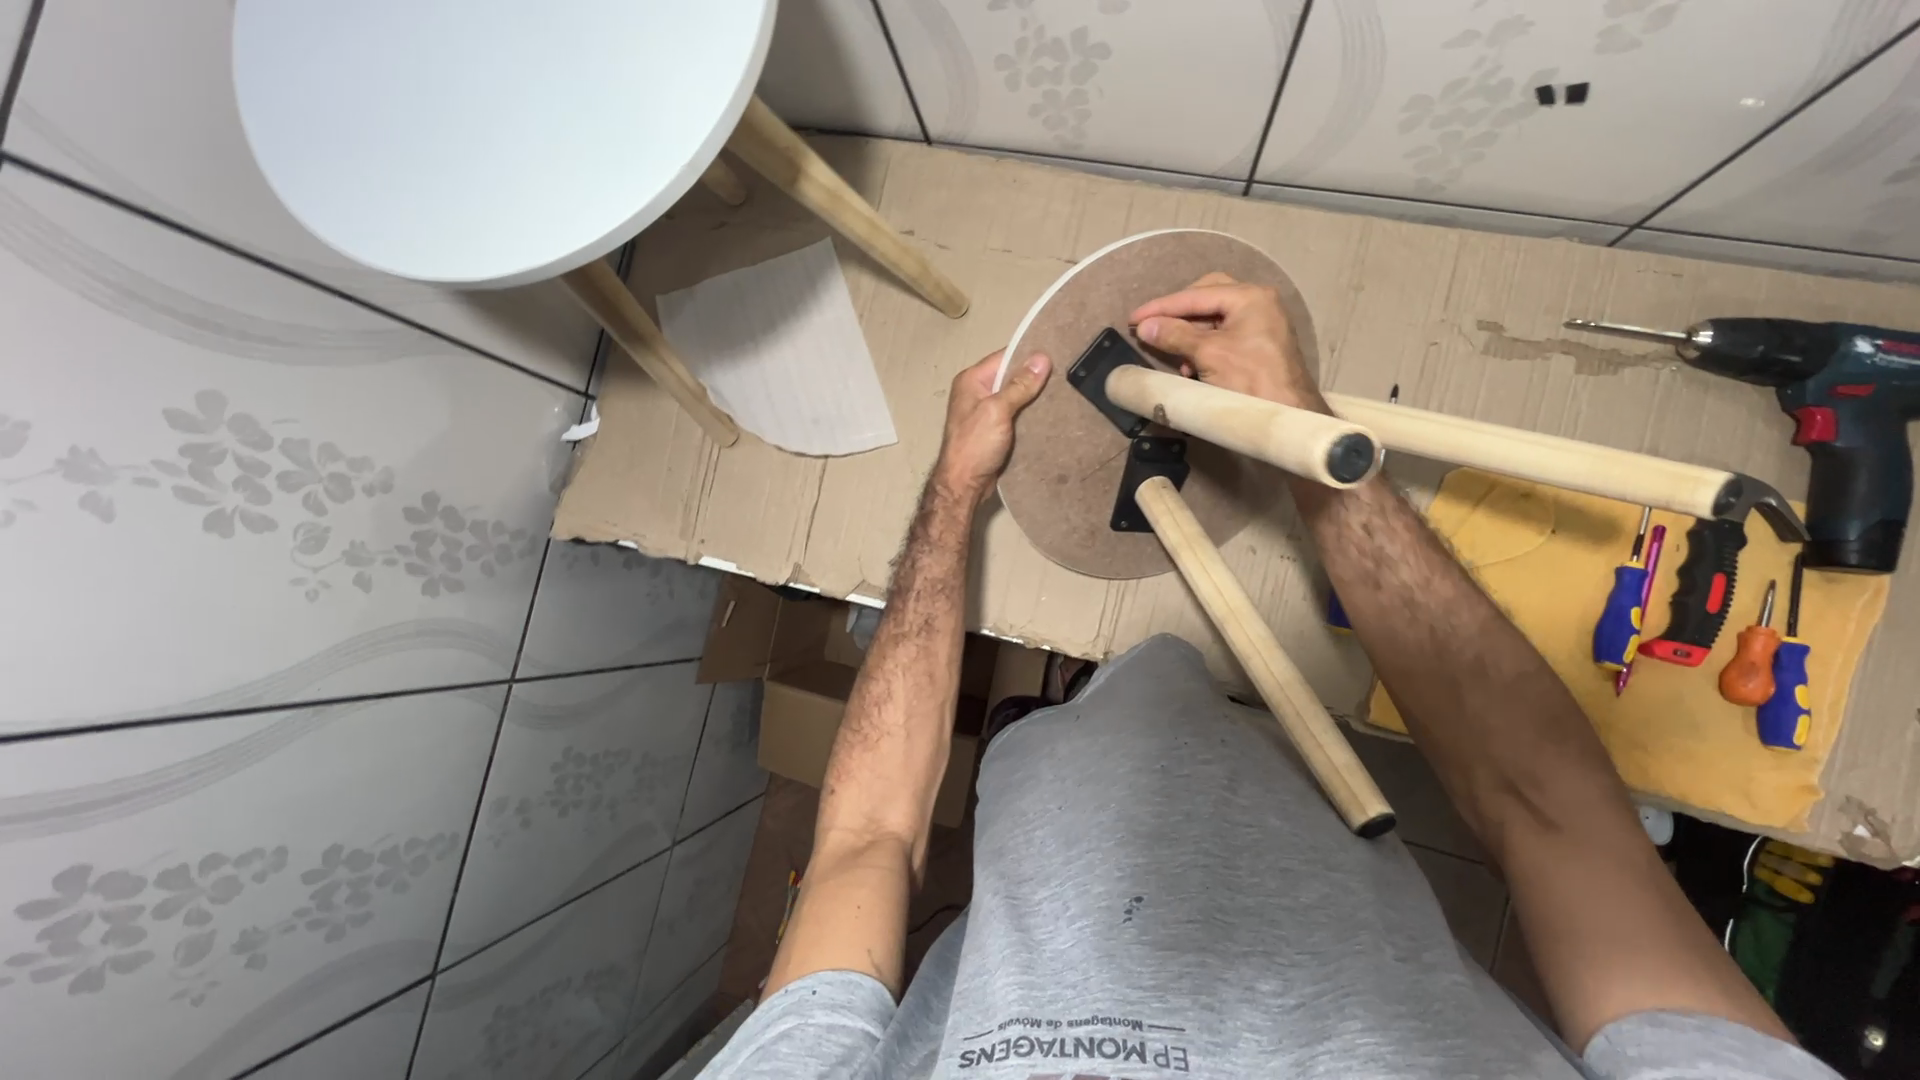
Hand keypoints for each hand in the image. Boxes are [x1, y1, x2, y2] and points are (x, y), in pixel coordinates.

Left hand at [931, 349, 1050, 505]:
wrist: (964, 485)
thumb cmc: (974, 445)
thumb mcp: (997, 410)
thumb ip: (1019, 385)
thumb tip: (1042, 358)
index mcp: (972, 380)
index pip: (1005, 356)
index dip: (1030, 355)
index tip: (1057, 353)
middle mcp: (978, 392)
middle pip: (1012, 376)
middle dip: (1036, 376)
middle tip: (1065, 373)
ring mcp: (987, 411)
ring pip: (1017, 396)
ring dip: (1036, 396)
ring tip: (1065, 390)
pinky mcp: (996, 429)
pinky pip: (1018, 413)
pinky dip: (1031, 413)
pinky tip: (1051, 412)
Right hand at [1129, 272, 1326, 412]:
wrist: (1288, 415)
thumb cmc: (1250, 380)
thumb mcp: (1208, 354)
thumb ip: (1174, 335)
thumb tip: (1144, 326)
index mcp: (1250, 297)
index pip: (1197, 295)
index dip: (1161, 306)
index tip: (1133, 319)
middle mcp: (1258, 303)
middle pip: (1207, 298)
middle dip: (1179, 314)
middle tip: (1155, 326)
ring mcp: (1261, 324)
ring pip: (1214, 319)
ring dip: (1189, 335)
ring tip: (1175, 357)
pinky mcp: (1258, 346)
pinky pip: (1223, 337)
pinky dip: (1203, 348)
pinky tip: (1192, 367)